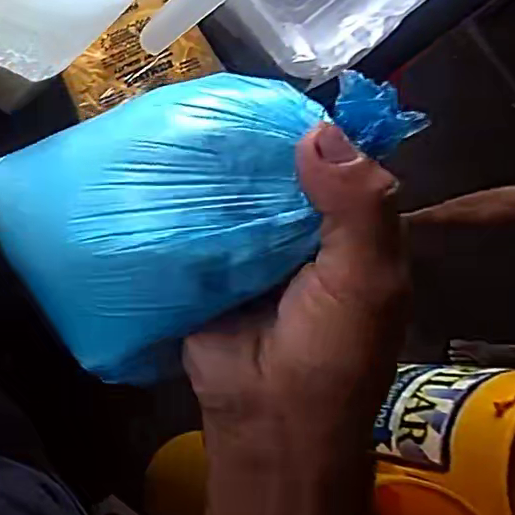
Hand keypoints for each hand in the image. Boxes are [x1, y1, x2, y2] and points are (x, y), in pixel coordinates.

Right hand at [184, 121, 441, 514]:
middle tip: (201, 107)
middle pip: (266, 181)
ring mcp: (238, 257)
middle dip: (241, 151)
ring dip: (203, 179)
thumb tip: (317, 129)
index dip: (306, 133)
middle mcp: (288, 238)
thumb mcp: (366, 279)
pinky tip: (148, 183)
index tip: (265, 98)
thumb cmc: (331, 353)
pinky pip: (186, 236)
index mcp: (341, 233)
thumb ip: (356, 209)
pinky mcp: (197, 275)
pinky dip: (172, 214)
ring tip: (167, 134)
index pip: (327, 168)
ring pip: (223, 205)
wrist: (265, 416)